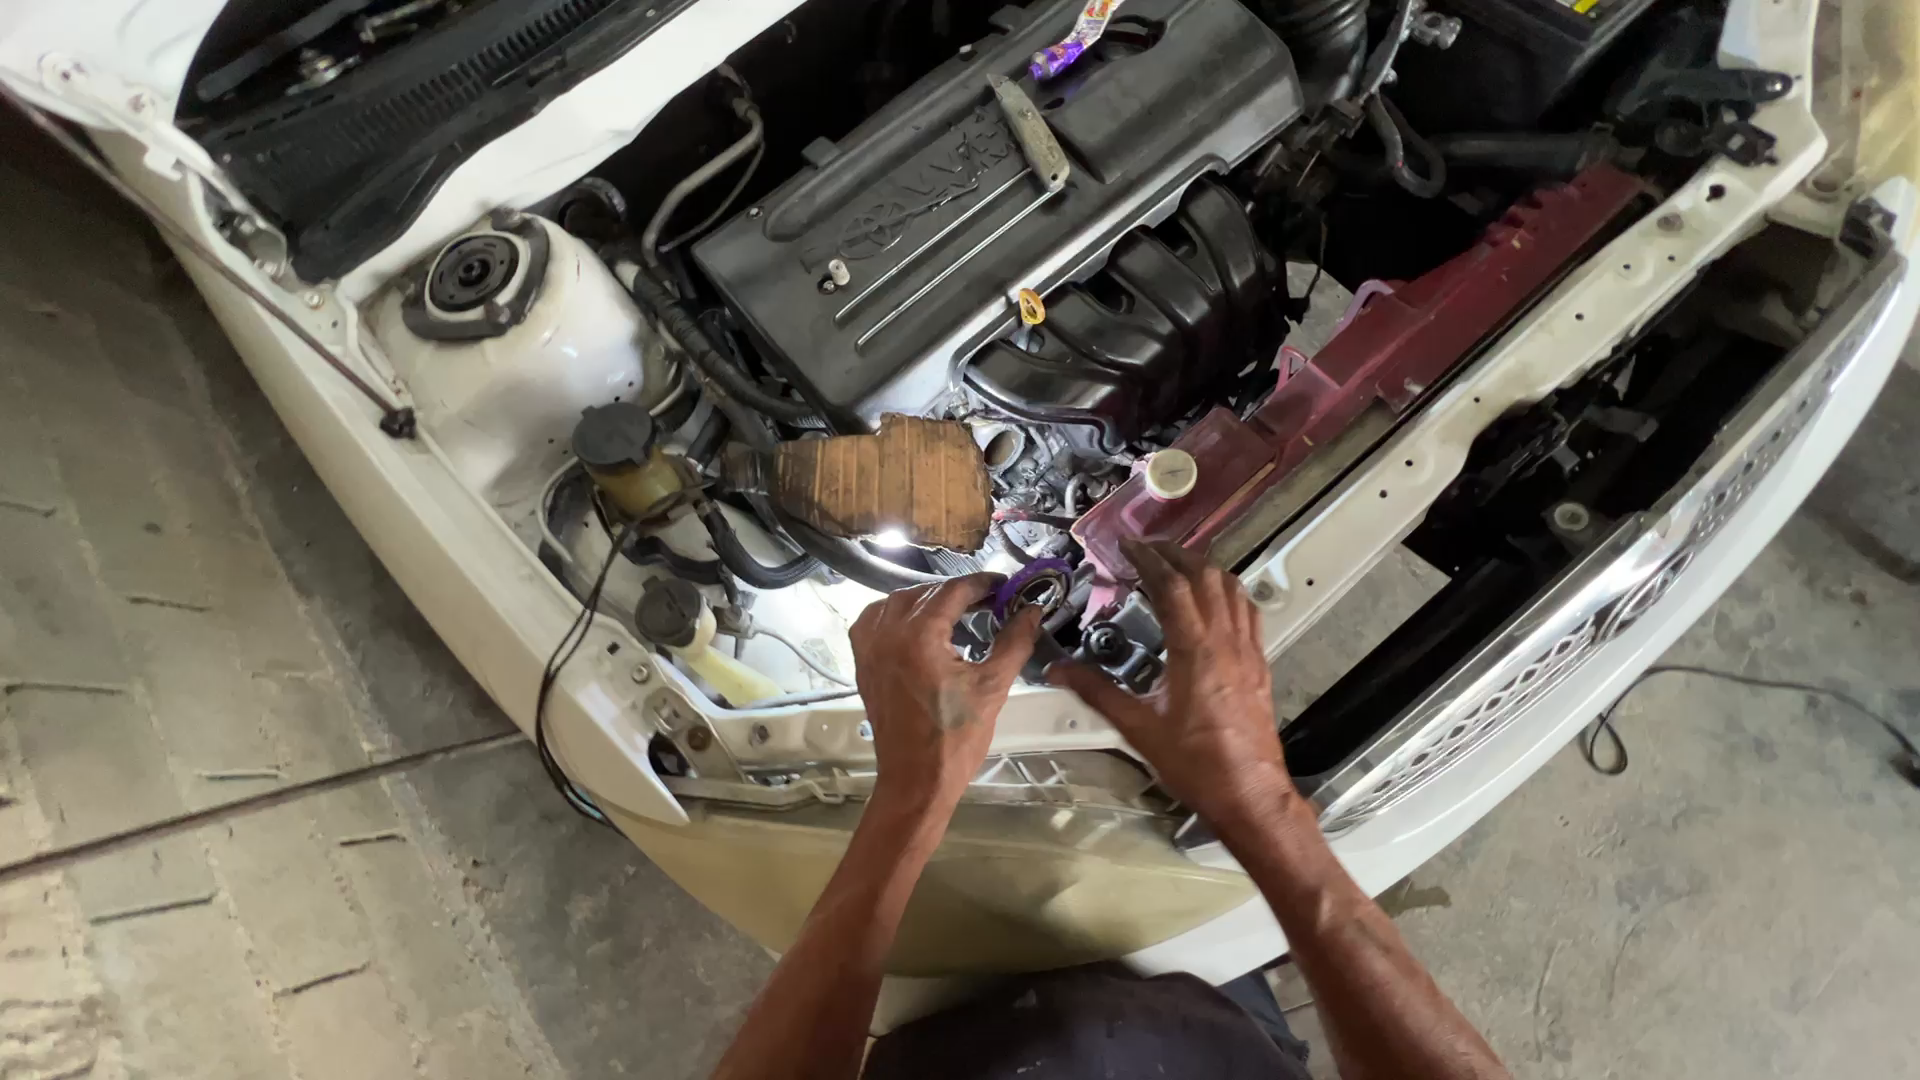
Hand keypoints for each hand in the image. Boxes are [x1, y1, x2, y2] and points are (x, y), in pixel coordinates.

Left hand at [850, 574, 1043, 810]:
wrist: (916, 781)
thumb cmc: (955, 738)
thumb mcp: (993, 687)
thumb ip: (1014, 641)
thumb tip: (1031, 610)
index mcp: (920, 636)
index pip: (953, 591)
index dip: (982, 584)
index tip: (1004, 585)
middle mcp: (888, 634)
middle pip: (926, 593)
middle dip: (958, 592)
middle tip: (988, 602)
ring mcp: (870, 648)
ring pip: (897, 602)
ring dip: (926, 599)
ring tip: (955, 611)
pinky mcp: (863, 663)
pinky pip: (872, 621)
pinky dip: (893, 613)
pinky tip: (913, 623)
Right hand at [1049, 539, 1296, 830]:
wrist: (1250, 795)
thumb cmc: (1195, 764)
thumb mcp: (1138, 728)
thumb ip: (1097, 692)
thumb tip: (1057, 670)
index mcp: (1194, 651)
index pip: (1172, 586)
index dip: (1149, 559)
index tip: (1128, 546)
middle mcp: (1225, 641)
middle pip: (1205, 576)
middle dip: (1175, 554)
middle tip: (1147, 549)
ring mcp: (1248, 651)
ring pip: (1232, 588)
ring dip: (1203, 567)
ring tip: (1176, 564)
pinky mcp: (1260, 664)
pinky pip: (1249, 611)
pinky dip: (1229, 591)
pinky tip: (1215, 596)